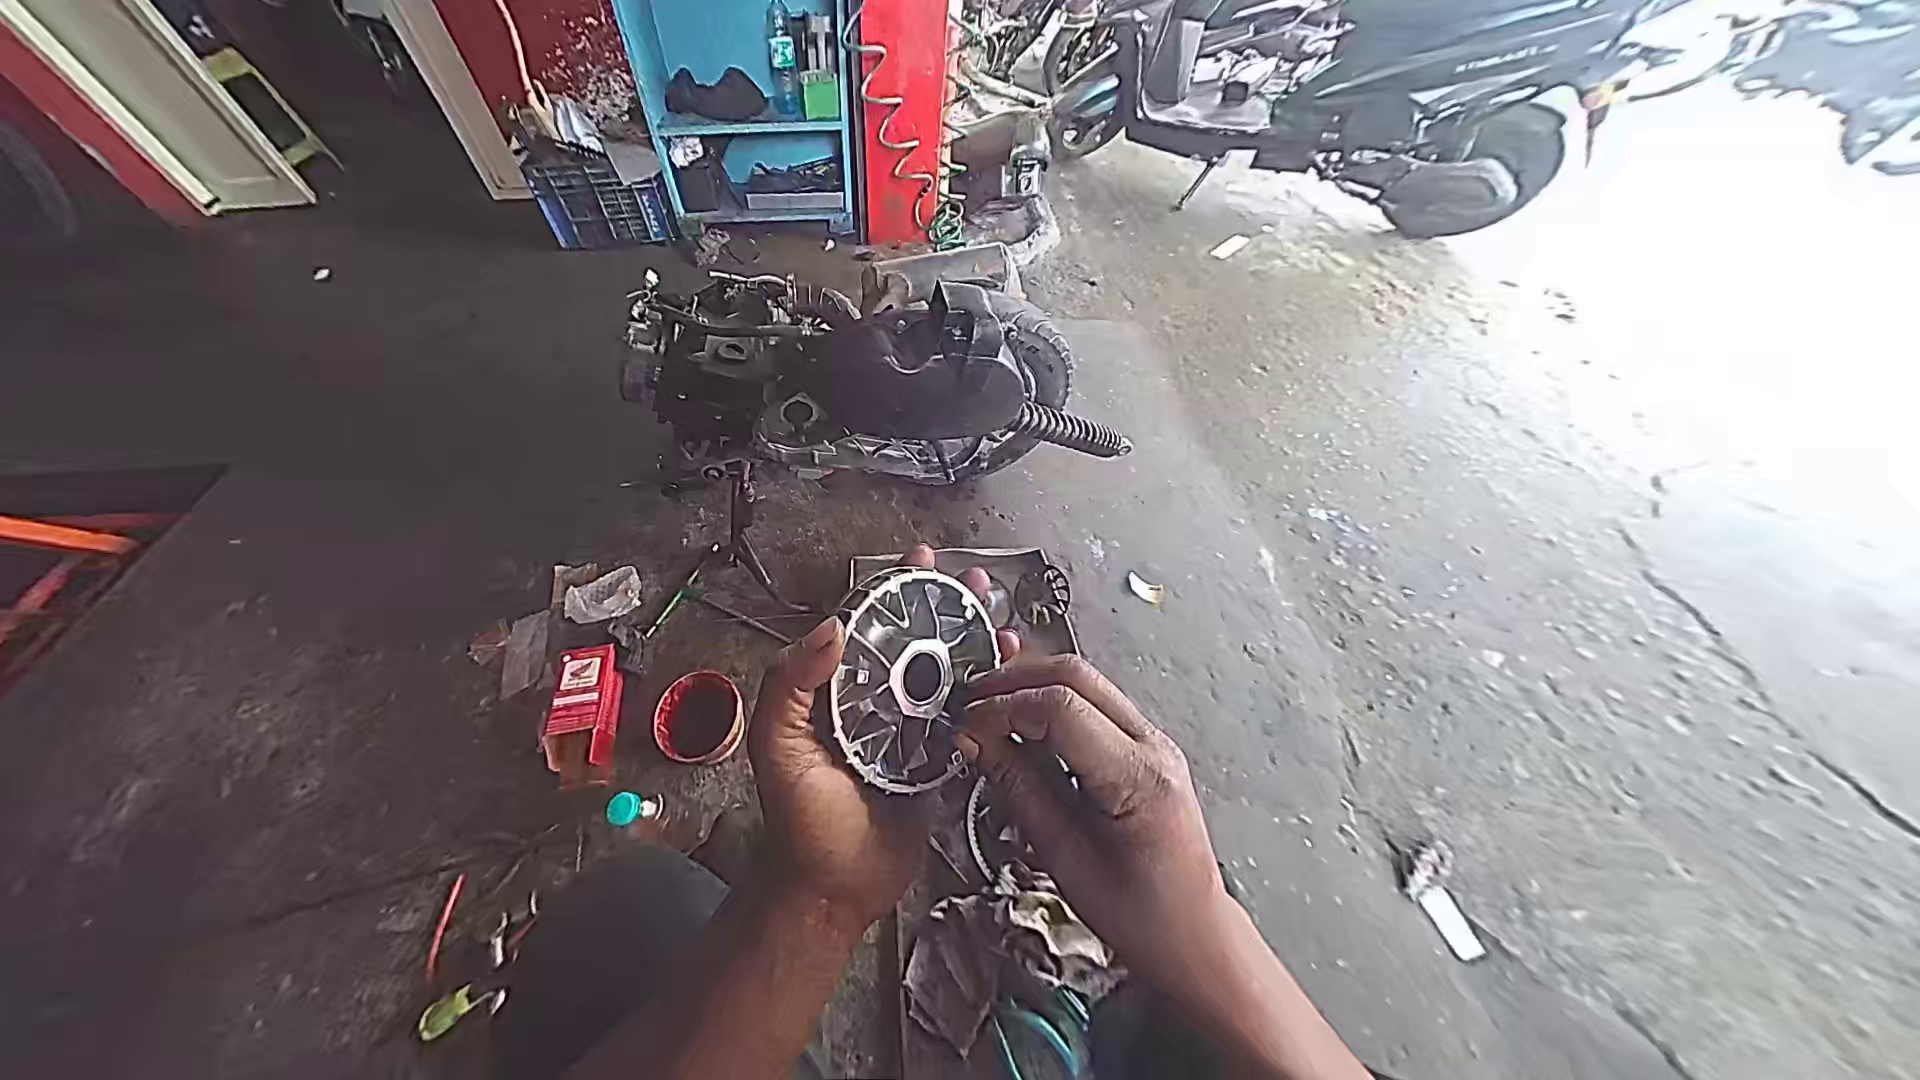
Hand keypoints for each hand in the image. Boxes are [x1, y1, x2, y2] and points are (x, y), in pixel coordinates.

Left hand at [748, 545, 1018, 928]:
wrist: (835, 886)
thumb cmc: (801, 818)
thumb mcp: (778, 746)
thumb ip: (789, 685)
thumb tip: (831, 626)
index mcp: (840, 687)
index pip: (870, 624)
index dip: (895, 588)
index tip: (921, 561)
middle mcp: (880, 697)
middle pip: (918, 639)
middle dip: (947, 605)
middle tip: (976, 582)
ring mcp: (914, 725)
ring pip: (948, 670)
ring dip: (975, 639)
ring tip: (999, 615)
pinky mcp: (942, 755)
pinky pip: (968, 713)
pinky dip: (990, 689)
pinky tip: (1009, 670)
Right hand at [957, 656, 1230, 995]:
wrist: (1194, 933)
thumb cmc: (1142, 915)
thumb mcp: (1065, 858)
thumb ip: (1019, 789)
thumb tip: (977, 740)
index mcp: (1138, 779)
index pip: (1062, 709)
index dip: (1004, 707)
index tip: (970, 722)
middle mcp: (1152, 746)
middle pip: (1074, 675)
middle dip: (1013, 679)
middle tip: (971, 701)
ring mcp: (1152, 739)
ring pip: (1083, 678)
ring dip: (1030, 682)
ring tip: (988, 705)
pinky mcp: (1142, 742)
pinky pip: (1091, 698)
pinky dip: (1050, 695)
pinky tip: (1022, 707)